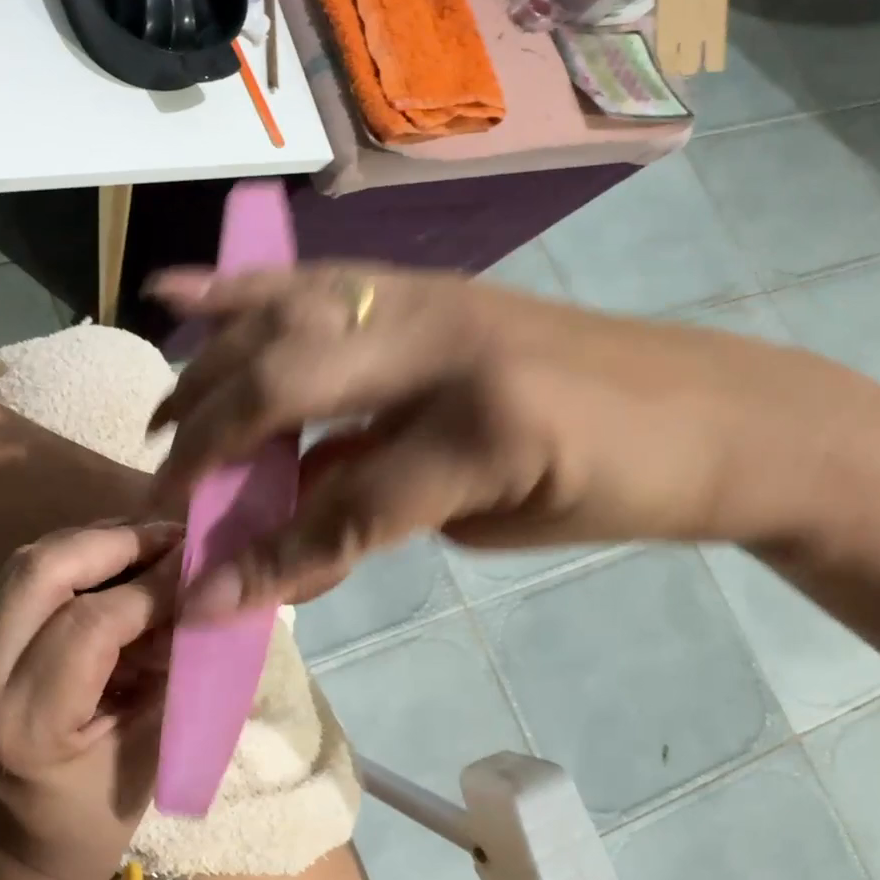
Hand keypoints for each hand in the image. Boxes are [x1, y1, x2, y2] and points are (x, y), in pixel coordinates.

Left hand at [0, 522, 181, 879]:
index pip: (88, 625)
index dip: (150, 588)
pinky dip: (71, 562)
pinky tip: (114, 565)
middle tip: (172, 537)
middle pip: (38, 572)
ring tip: (149, 543)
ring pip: (23, 566)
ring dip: (89, 544)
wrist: (8, 854)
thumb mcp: (144, 764)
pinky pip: (21, 583)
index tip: (200, 568)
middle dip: (111, 542)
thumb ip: (171, 680)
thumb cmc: (85, 829)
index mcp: (27, 724)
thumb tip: (204, 604)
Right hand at [147, 261, 872, 620]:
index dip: (267, 561)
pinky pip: (310, 279)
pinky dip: (235, 289)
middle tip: (161, 496)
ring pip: (280, 324)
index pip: (342, 506)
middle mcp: (440, 346)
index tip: (202, 600)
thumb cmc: (614, 486)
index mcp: (484, 429)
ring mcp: (423, 299)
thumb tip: (263, 554)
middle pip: (283, 388)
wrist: (719, 405)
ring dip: (205, 371)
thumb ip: (369, 521)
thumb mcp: (492, 525)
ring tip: (160, 418)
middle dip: (206, 445)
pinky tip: (176, 292)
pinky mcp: (416, 282)